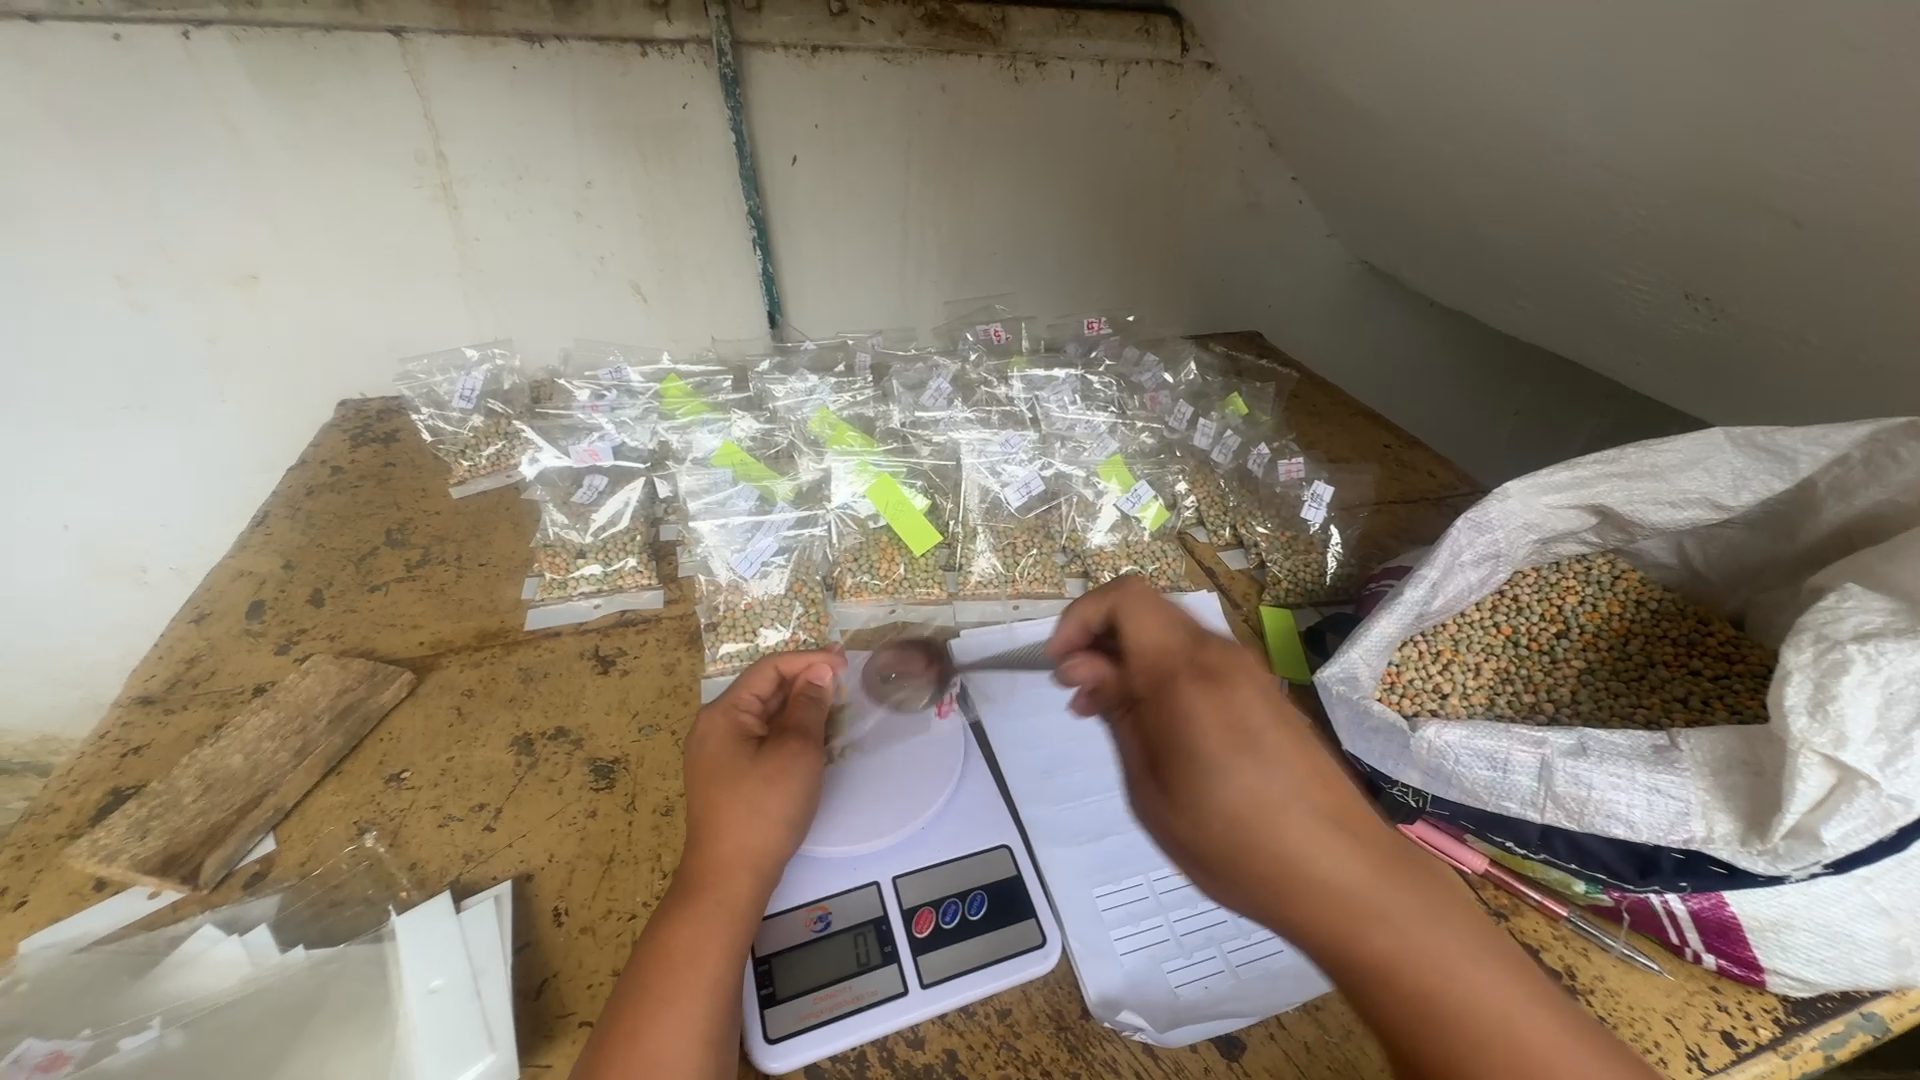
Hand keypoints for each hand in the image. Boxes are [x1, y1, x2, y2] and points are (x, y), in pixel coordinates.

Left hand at [681, 649, 846, 896]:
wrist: (730, 877)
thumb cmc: (765, 808)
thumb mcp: (796, 750)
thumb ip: (809, 704)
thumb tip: (818, 672)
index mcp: (724, 712)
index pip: (770, 668)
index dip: (809, 660)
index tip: (845, 663)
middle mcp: (714, 726)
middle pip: (764, 689)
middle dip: (805, 682)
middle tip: (845, 682)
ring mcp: (717, 754)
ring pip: (764, 715)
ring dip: (799, 708)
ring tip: (835, 707)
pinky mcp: (727, 776)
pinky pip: (760, 739)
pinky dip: (788, 732)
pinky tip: (813, 739)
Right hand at [1047, 577, 1385, 923]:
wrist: (1344, 874)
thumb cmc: (1232, 841)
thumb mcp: (1150, 785)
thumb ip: (1117, 712)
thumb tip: (1082, 665)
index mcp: (1185, 672)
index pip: (1124, 596)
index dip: (1081, 617)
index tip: (1060, 667)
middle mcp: (1219, 655)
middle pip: (1146, 609)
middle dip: (1100, 639)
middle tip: (1078, 696)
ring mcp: (1248, 671)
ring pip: (1172, 633)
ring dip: (1130, 659)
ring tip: (1110, 716)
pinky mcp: (1264, 692)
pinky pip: (1201, 660)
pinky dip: (1165, 673)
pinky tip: (1158, 727)